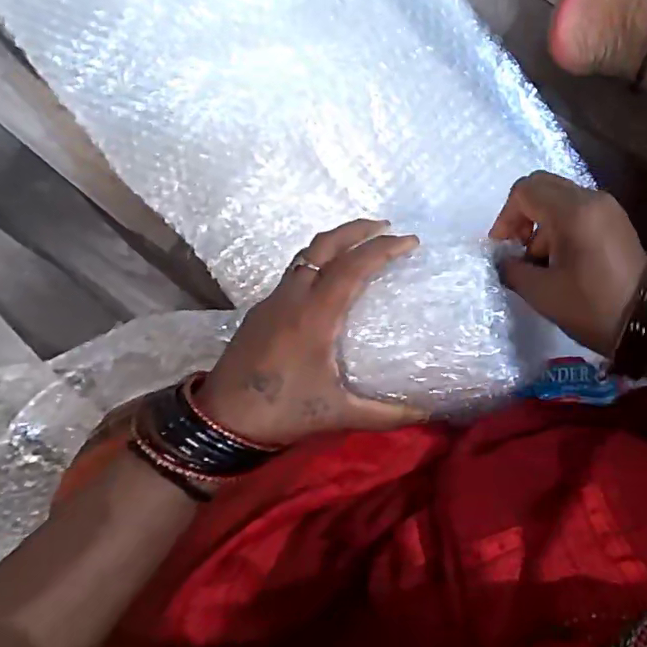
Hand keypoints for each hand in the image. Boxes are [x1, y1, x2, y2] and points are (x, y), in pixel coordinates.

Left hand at [195, 220, 426, 445]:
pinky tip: (329, 280)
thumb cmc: (282, 412)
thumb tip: (425, 415)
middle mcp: (293, 298)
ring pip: (306, 255)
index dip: (384, 248)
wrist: (221, 419)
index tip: (410, 241)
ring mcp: (273, 301)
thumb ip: (385, 415)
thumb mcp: (339, 414)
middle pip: (326, 245)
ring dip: (336, 242)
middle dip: (358, 229)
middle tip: (387, 227)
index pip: (353, 267)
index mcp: (315, 316)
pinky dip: (318, 262)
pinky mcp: (261, 310)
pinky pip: (294, 272)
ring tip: (361, 244)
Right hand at [489, 172, 646, 354]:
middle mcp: (592, 199)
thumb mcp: (541, 292)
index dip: (505, 217)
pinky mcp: (616, 221)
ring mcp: (608, 208)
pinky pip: (579, 211)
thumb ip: (512, 268)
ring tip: (541, 263)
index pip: (525, 191)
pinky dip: (561, 227)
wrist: (646, 322)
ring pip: (560, 199)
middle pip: (543, 187)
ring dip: (542, 224)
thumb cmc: (591, 306)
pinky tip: (562, 260)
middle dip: (522, 216)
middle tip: (518, 249)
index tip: (503, 248)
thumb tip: (504, 260)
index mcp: (573, 211)